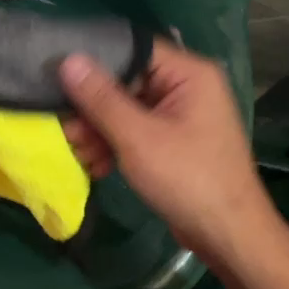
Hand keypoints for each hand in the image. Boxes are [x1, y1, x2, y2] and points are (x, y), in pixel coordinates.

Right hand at [60, 41, 272, 250]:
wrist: (229, 239)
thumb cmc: (188, 179)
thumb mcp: (137, 137)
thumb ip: (101, 98)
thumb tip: (68, 59)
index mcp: (189, 74)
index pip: (134, 49)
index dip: (96, 58)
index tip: (59, 72)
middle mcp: (187, 88)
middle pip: (127, 82)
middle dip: (93, 106)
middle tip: (64, 125)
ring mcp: (181, 117)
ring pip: (127, 110)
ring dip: (99, 129)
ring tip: (76, 150)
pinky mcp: (175, 143)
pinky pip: (137, 131)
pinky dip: (115, 145)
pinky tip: (94, 164)